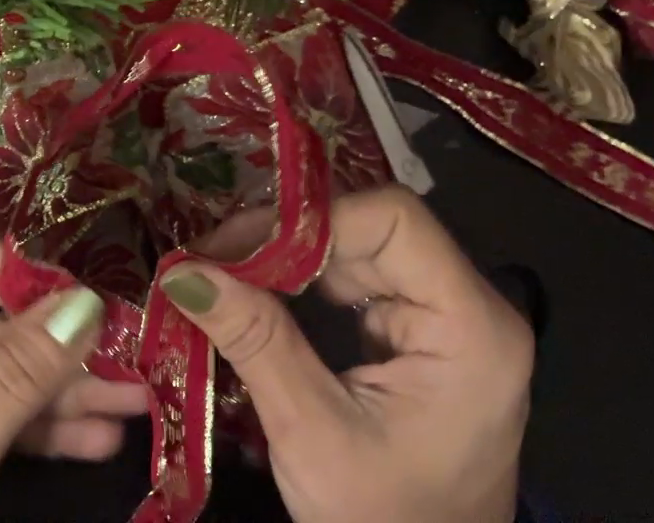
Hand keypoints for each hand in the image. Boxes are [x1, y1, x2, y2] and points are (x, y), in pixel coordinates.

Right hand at [161, 187, 532, 522]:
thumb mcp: (312, 434)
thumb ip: (254, 341)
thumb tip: (181, 269)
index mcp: (473, 331)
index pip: (393, 220)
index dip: (309, 219)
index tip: (232, 246)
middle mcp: (467, 309)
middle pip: (371, 225)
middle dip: (283, 236)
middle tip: (210, 256)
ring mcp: (441, 319)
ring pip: (354, 244)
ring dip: (282, 253)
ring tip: (220, 268)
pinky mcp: (412, 333)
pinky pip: (349, 275)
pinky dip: (294, 276)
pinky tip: (253, 287)